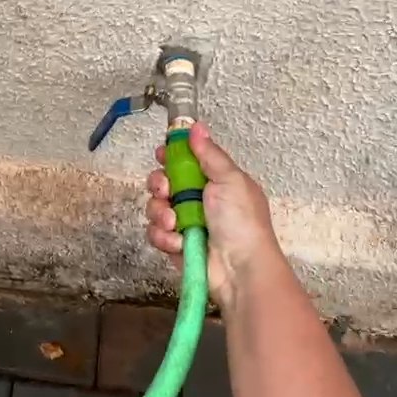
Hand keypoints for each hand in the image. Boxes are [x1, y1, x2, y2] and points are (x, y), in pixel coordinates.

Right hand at [144, 124, 281, 307]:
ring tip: (174, 224)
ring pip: (156, 207)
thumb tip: (197, 126)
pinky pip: (156, 232)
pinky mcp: (174, 244)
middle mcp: (198, 199)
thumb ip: (209, 154)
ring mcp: (185, 222)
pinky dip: (164, 237)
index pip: (185, 160)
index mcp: (215, 180)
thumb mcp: (230, 180)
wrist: (240, 270)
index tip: (162, 154)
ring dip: (161, 213)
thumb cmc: (241, 222)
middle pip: (164, 181)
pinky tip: (178, 242)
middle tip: (166, 190)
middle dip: (159, 184)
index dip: (170, 156)